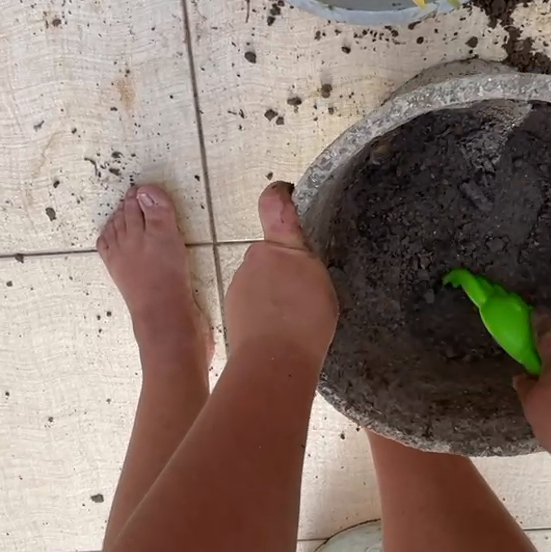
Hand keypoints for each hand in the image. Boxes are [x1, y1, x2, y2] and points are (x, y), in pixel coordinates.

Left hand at [225, 183, 338, 367]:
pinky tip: (277, 330)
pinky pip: (251, 302)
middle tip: (302, 294)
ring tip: (292, 318)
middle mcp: (257, 258)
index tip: (282, 191)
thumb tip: (295, 260)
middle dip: (282, 268)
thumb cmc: (304, 323)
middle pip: (270, 254)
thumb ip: (304, 261)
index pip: (276, 206)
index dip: (279, 196)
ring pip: (260, 280)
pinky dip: (262, 312)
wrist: (274, 360)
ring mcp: (241, 282)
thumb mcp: (318, 282)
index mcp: (283, 247)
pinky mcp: (232, 306)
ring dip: (272, 293)